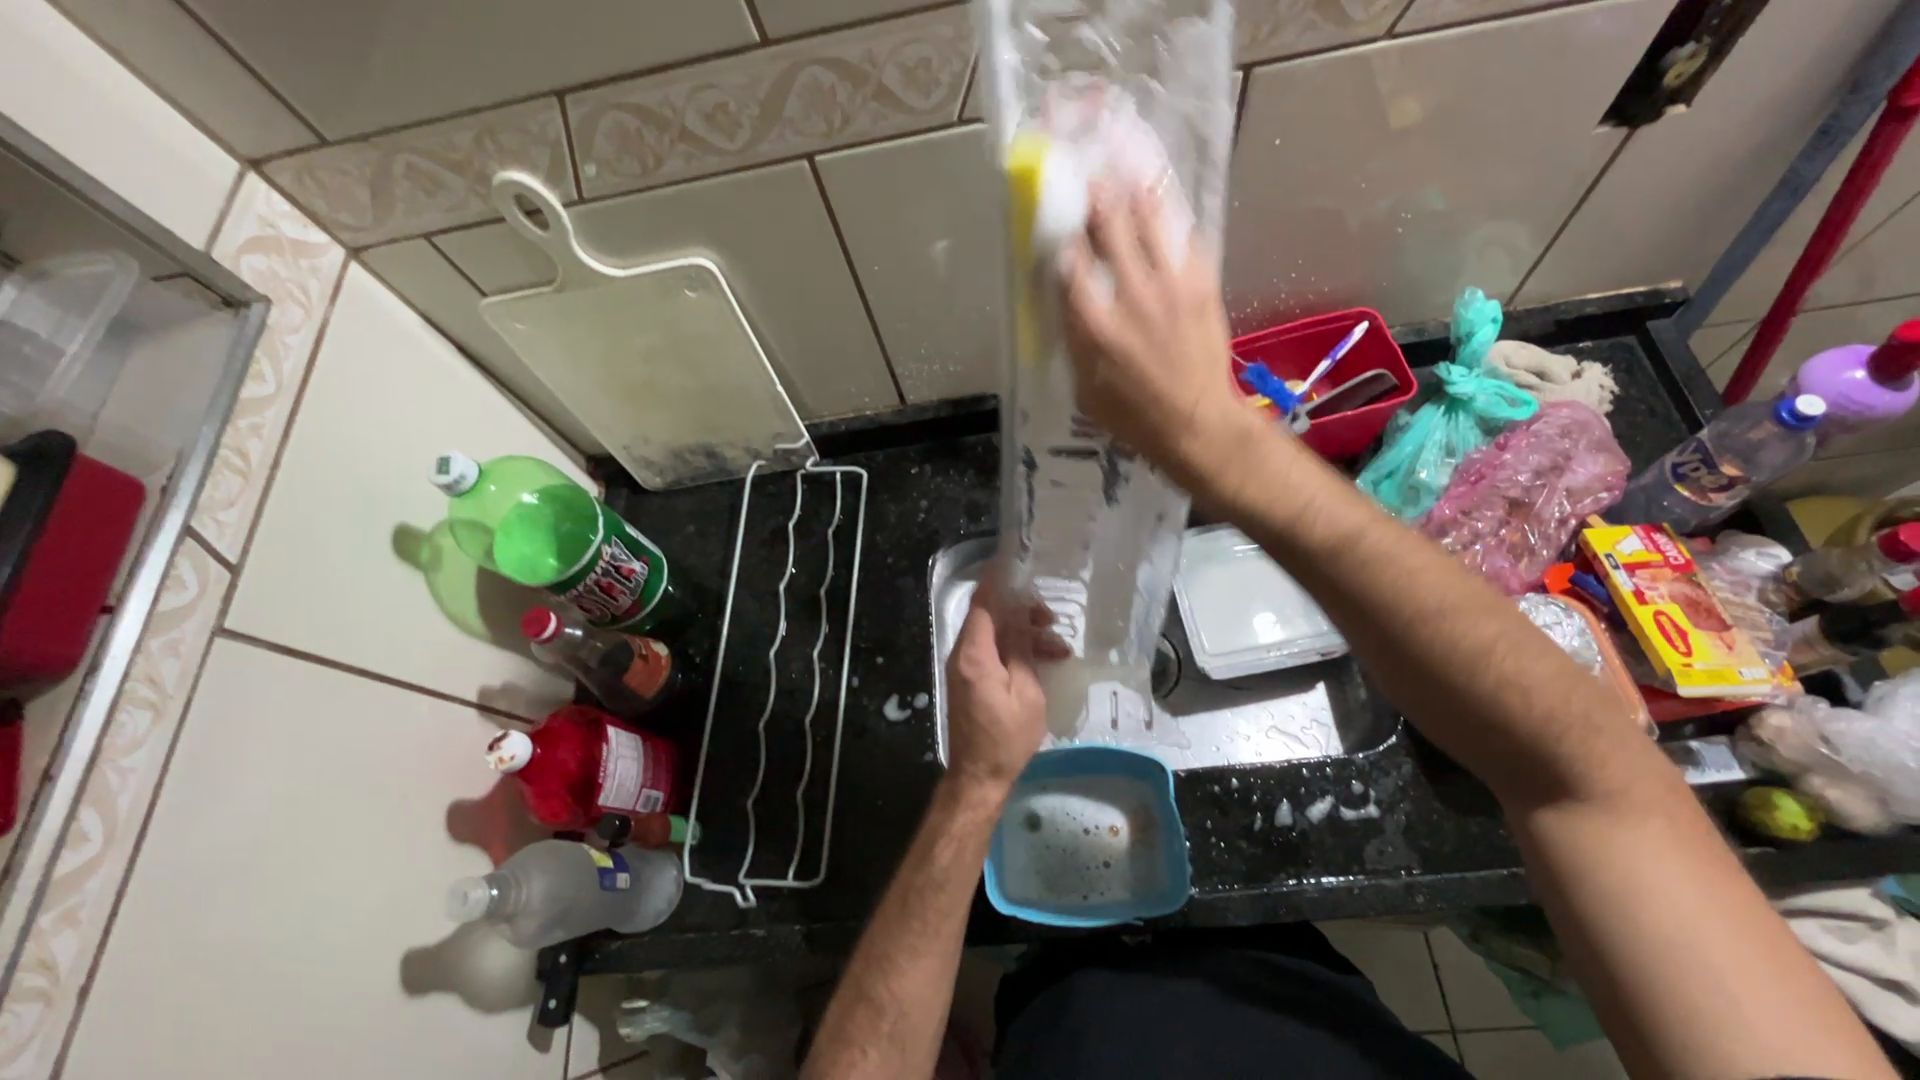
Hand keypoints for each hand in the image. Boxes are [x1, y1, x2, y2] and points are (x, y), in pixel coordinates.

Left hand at [944, 582, 1059, 793]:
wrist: (979, 776)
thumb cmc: (1006, 738)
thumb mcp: (1026, 692)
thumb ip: (1021, 649)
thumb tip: (1021, 616)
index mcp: (974, 654)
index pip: (982, 603)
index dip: (997, 580)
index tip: (1015, 561)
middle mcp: (962, 655)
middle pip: (989, 617)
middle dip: (1020, 611)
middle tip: (1051, 618)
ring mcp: (963, 668)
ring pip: (993, 636)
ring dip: (1022, 635)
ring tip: (1057, 646)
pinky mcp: (969, 681)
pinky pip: (991, 653)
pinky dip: (1013, 651)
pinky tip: (1042, 660)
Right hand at [1060, 184, 1249, 483]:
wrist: (1196, 423)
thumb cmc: (1133, 415)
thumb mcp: (1084, 386)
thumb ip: (1075, 338)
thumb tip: (1068, 300)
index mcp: (1094, 322)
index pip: (1071, 260)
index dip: (1063, 232)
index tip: (1058, 216)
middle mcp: (1131, 294)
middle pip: (1111, 226)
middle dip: (1098, 196)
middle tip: (1092, 176)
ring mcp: (1171, 285)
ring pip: (1152, 221)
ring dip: (1137, 194)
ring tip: (1128, 172)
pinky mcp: (1201, 284)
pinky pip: (1186, 238)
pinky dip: (1172, 220)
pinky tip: (1165, 207)